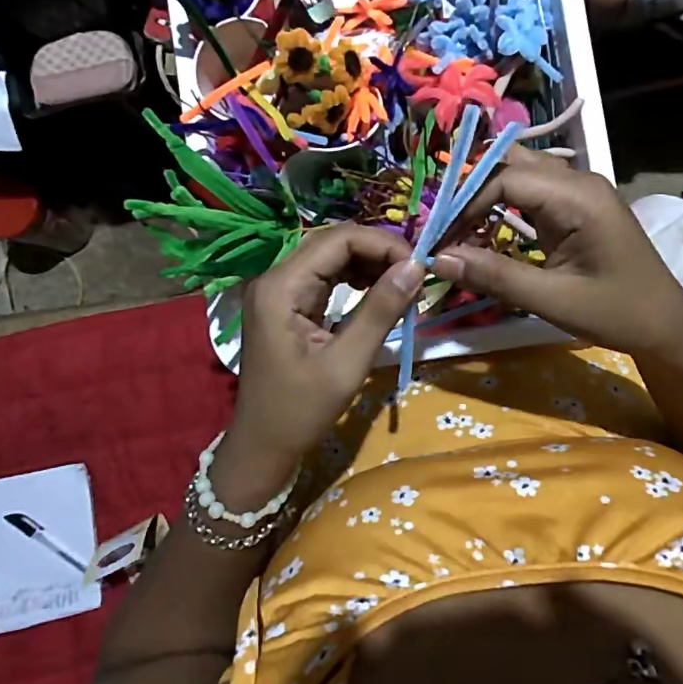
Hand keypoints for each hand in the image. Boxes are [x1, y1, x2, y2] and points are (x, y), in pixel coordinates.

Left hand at [228, 226, 425, 474]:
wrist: (263, 444)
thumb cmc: (301, 409)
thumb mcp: (347, 363)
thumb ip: (380, 311)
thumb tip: (416, 268)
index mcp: (281, 287)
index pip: (339, 239)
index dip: (383, 244)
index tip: (419, 268)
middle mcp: (276, 278)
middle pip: (334, 242)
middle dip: (379, 252)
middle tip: (416, 277)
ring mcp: (280, 291)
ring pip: (332, 257)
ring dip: (370, 265)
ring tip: (404, 286)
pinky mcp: (288, 305)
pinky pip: (326, 278)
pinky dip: (357, 280)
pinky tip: (380, 293)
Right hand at [427, 147, 682, 356]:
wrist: (664, 324)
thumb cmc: (615, 312)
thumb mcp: (551, 299)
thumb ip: (494, 276)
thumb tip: (438, 260)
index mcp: (578, 197)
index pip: (506, 178)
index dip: (466, 203)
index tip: (439, 238)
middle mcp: (579, 181)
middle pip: (512, 164)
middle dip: (472, 191)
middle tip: (442, 227)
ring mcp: (581, 191)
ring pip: (520, 174)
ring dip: (486, 196)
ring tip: (457, 229)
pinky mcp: (578, 206)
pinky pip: (533, 193)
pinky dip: (504, 206)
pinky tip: (485, 229)